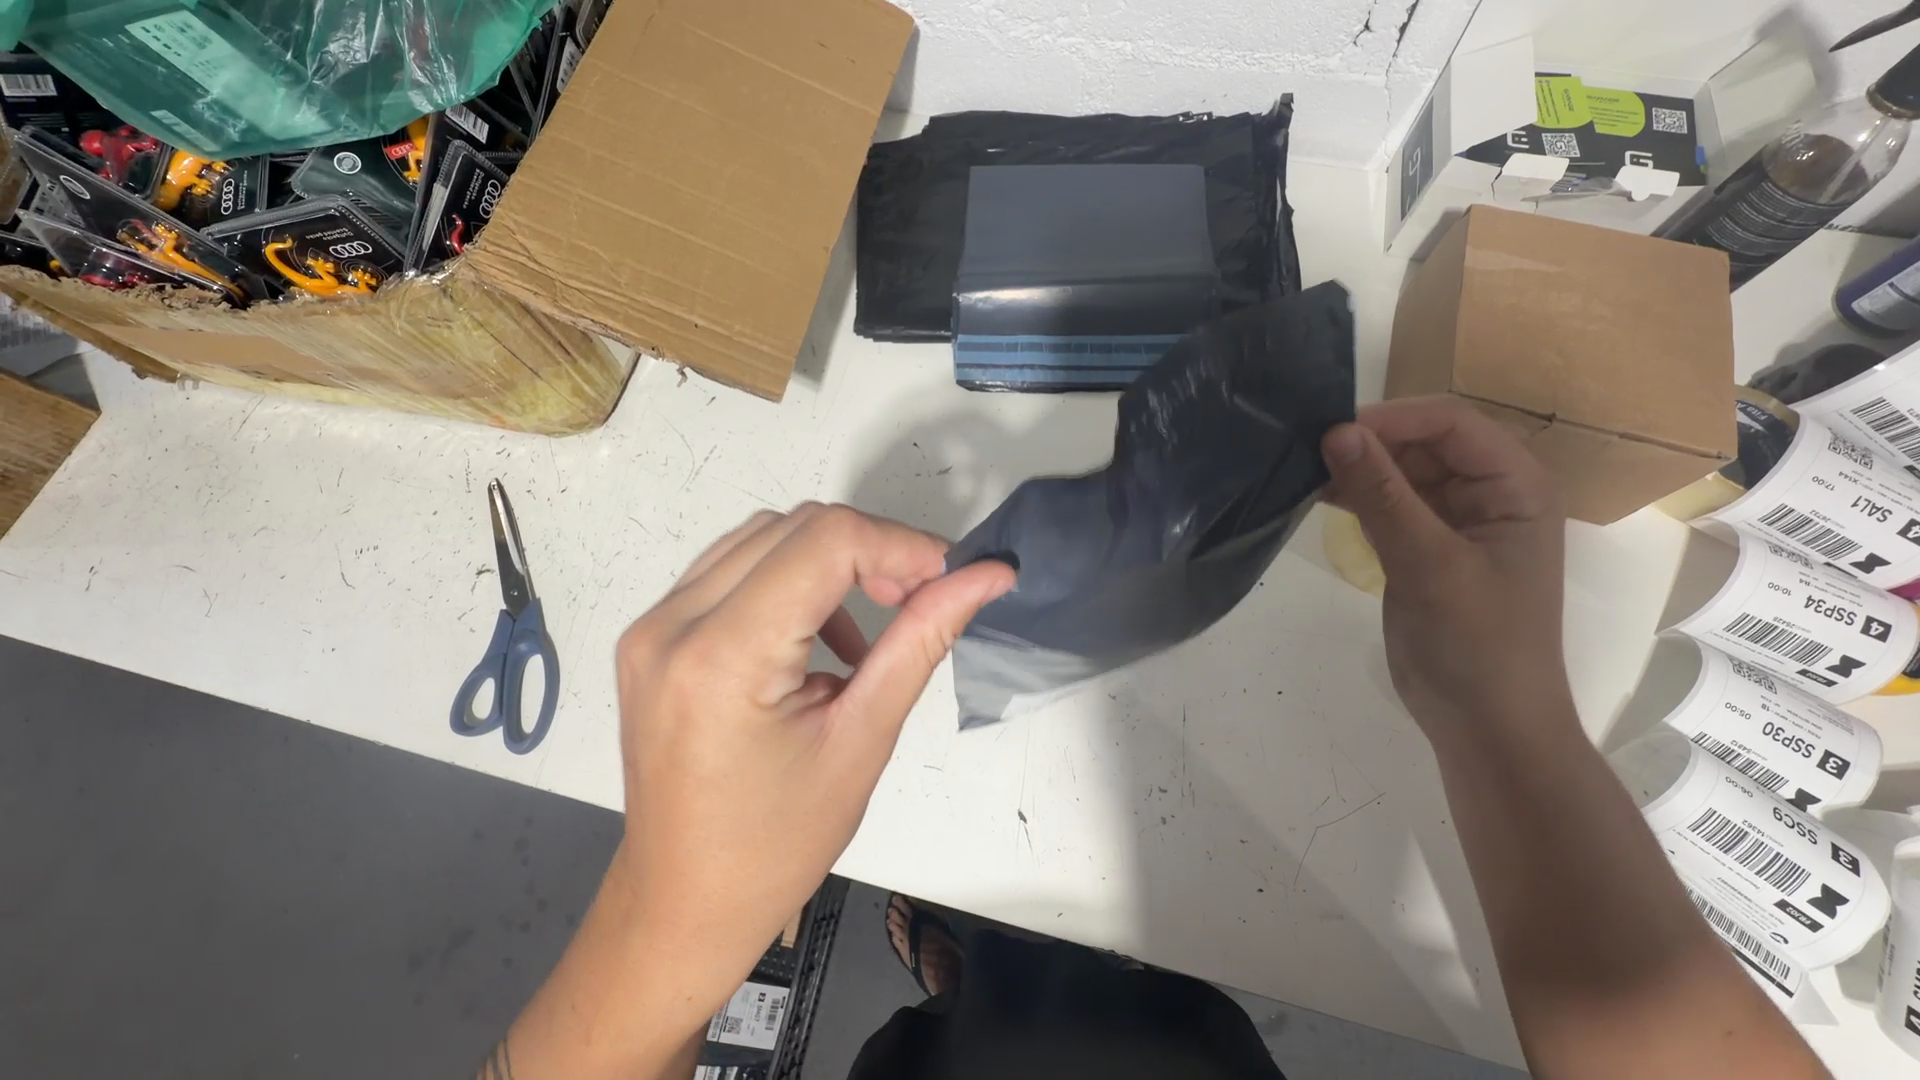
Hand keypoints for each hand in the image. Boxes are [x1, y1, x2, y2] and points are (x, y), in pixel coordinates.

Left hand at [611, 503, 1014, 1017]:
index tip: (951, 577)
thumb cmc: (778, 844)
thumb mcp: (863, 739)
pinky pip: (733, 568)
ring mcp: (653, 625)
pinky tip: (820, 638)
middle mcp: (673, 624)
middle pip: (795, 527)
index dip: (901, 545)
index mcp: (723, 658)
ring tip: (874, 619)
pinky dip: (790, 578)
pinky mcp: (652, 634)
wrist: (682, 901)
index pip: (826, 542)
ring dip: (831, 559)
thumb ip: (923, 640)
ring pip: (763, 537)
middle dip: (872, 548)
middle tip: (921, 598)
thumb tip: (988, 575)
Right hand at [1321, 397, 1569, 748]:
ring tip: (1303, 470)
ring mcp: (1453, 523)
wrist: (1485, 723)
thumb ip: (1383, 495)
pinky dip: (1355, 498)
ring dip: (1357, 469)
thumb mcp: (1429, 563)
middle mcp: (1487, 495)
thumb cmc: (1477, 643)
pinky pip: (1387, 506)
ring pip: (1399, 474)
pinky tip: (1317, 496)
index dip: (1393, 419)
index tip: (1331, 432)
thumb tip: (1336, 432)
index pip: (1451, 424)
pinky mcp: (1422, 549)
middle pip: (1423, 444)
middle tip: (1307, 451)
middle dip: (1369, 443)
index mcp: (1515, 487)